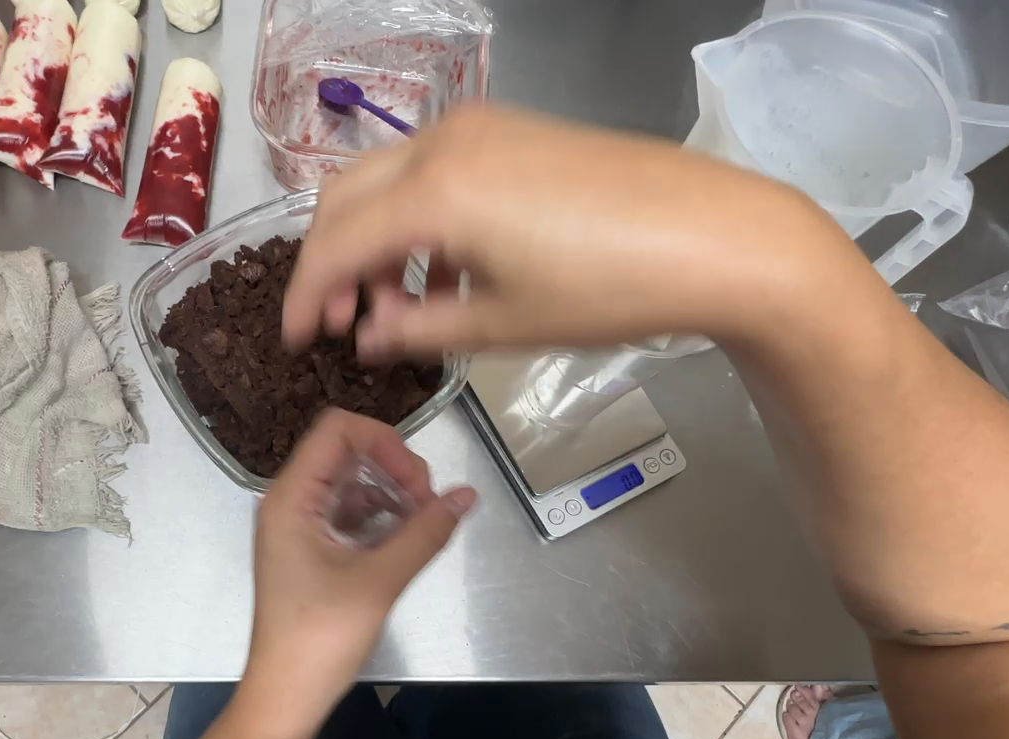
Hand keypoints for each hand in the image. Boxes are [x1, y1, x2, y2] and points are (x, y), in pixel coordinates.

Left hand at [239, 408, 475, 723]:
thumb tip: (467, 495)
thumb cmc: (319, 639)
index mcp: (291, 497)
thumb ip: (426, 532)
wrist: (285, 696)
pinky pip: (350, 516)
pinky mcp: (312, 551)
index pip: (339, 430)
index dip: (386, 442)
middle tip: (429, 507)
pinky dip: (381, 520)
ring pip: (353, 486)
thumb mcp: (379, 581)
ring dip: (392, 496)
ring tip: (424, 525)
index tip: (419, 482)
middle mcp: (291, 502)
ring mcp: (300, 527)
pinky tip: (407, 540)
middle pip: (348, 454)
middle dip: (395, 470)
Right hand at [282, 103, 871, 357]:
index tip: (294, 340)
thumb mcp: (499, 326)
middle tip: (335, 324)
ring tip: (388, 307)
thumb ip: (417, 331)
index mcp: (434, 193)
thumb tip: (366, 337)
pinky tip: (440, 274)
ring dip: (370, 242)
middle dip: (327, 264)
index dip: (305, 298)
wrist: (714, 238)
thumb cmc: (605, 290)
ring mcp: (480, 129)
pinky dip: (414, 224)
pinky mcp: (511, 134)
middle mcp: (443, 143)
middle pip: (345, 199)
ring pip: (385, 182)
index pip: (334, 245)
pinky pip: (432, 175)